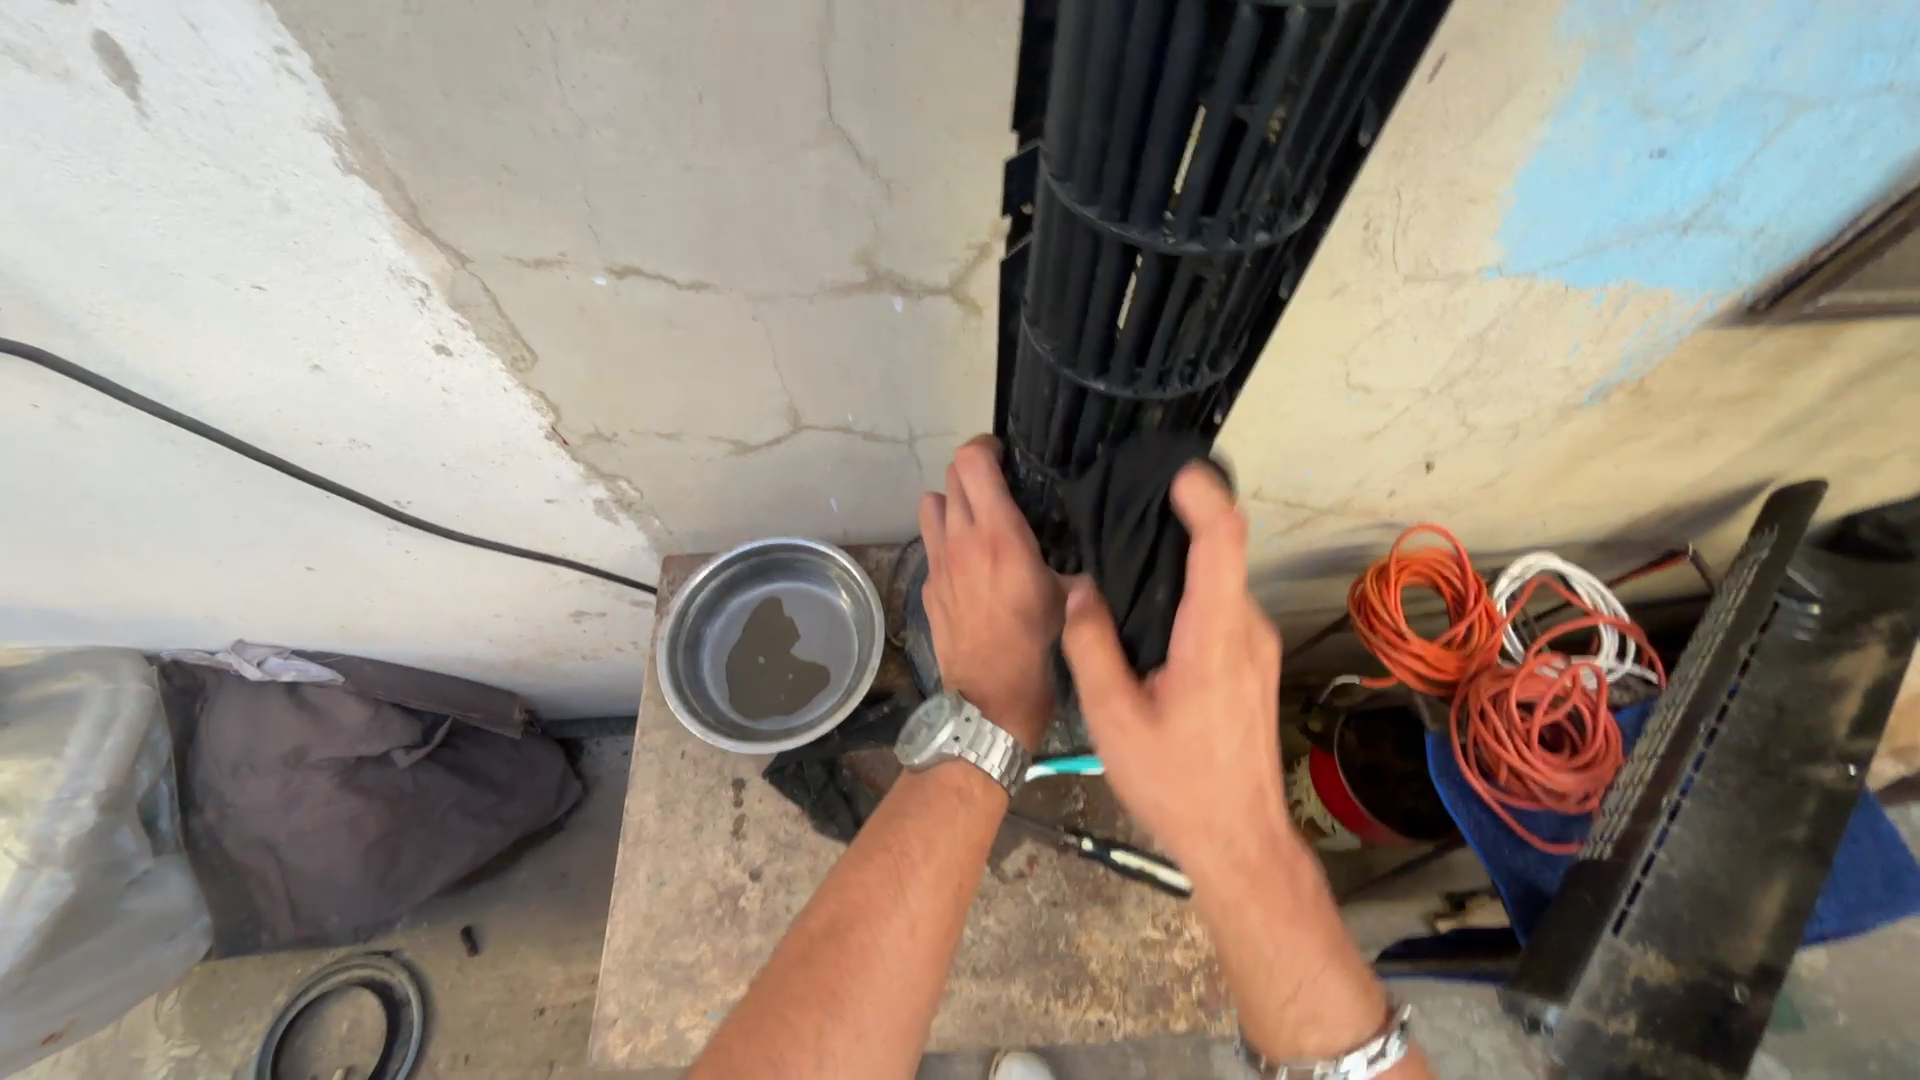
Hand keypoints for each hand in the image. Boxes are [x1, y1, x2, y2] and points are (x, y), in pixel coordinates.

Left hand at [918, 436, 1062, 749]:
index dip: (986, 447)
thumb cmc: (1036, 643)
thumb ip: (1066, 564)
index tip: (1003, 455)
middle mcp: (961, 540)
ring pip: (931, 505)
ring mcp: (937, 563)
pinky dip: (946, 542)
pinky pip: (932, 546)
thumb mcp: (1066, 597)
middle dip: (972, 473)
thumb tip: (1076, 558)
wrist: (991, 695)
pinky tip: (968, 566)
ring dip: (951, 502)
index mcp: (999, 533)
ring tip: (975, 519)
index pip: (972, 461)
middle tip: (996, 486)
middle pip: (950, 477)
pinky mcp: (927, 586)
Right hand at [1059, 464, 1290, 874]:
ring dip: (1180, 560)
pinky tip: (1148, 607)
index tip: (1172, 470)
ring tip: (1125, 553)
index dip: (1202, 496)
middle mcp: (1245, 629)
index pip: (1222, 542)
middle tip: (1122, 508)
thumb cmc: (1176, 784)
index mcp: (1213, 637)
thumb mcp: (1114, 718)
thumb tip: (1079, 588)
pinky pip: (1219, 605)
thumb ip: (1092, 646)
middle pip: (1220, 553)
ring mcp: (1255, 645)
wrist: (1239, 839)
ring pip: (1219, 580)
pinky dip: (1188, 589)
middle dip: (1179, 522)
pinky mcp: (1251, 661)